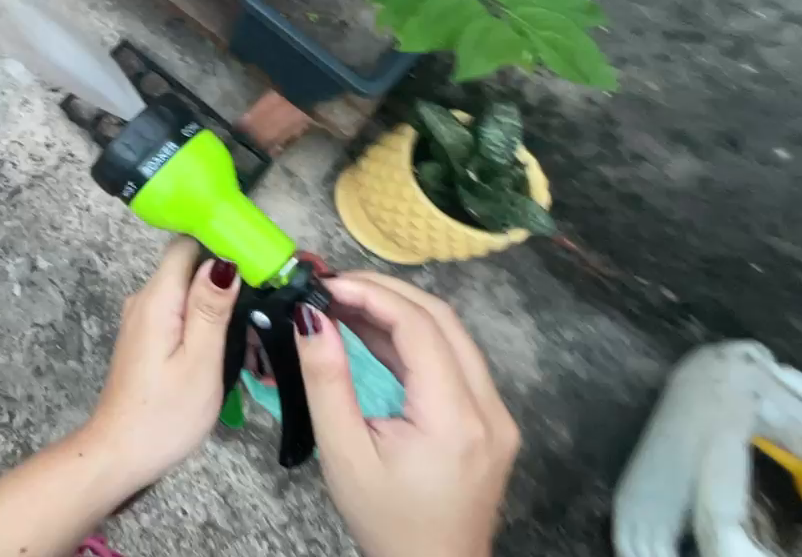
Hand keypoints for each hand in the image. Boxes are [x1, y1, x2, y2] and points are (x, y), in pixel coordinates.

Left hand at [79, 236, 240, 491]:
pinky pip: (178, 310)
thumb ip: (210, 308)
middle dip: (227, 272)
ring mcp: (142, 317)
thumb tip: (224, 260)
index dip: (221, 240)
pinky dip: (206, 316)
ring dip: (219, 299)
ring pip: (185, 289)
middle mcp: (144, 298)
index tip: (261, 251)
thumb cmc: (166, 413)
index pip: (185, 245)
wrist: (122, 449)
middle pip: (187, 265)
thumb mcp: (200, 362)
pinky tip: (233, 339)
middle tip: (272, 291)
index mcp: (156, 298)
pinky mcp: (146, 335)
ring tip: (262, 320)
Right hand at [297, 271, 519, 556]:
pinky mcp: (484, 418)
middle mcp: (488, 409)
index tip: (320, 285)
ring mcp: (493, 414)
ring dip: (393, 307)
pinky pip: (447, 357)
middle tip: (327, 284)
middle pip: (442, 319)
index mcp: (455, 418)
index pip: (419, 327)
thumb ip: (325, 377)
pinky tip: (363, 329)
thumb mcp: (342, 449)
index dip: (369, 293)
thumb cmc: (384, 516)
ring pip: (448, 333)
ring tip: (338, 301)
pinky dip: (404, 333)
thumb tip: (307, 314)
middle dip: (382, 289)